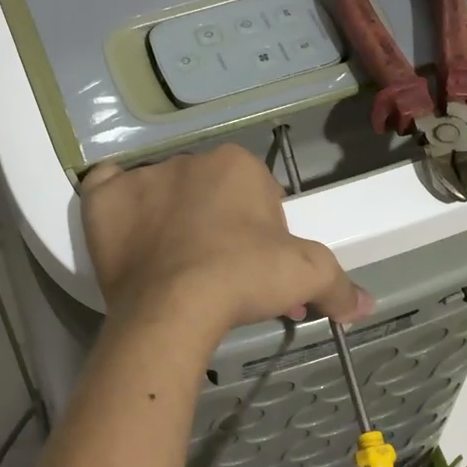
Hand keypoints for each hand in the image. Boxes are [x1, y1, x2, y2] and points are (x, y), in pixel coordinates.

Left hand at [80, 145, 371, 334]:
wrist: (174, 306)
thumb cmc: (244, 278)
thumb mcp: (308, 277)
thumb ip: (339, 285)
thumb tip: (363, 304)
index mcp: (238, 164)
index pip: (258, 196)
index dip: (263, 235)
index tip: (258, 270)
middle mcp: (188, 160)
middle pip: (211, 196)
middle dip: (220, 229)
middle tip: (222, 278)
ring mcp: (141, 178)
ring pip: (164, 196)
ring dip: (173, 222)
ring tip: (177, 272)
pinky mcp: (102, 201)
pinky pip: (108, 192)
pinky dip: (117, 207)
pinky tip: (128, 232)